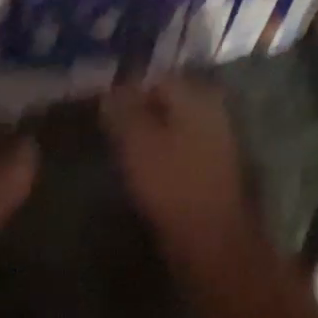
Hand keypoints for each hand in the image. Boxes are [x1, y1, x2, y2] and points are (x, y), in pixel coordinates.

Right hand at [101, 79, 269, 267]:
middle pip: (166, 101)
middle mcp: (213, 112)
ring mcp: (217, 142)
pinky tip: (141, 169)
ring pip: (173, 127)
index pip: (156, 76)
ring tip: (119, 148)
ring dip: (147, 134)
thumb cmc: (172, 184)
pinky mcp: (212, 170)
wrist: (212, 240)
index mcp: (198, 96)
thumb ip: (122, 108)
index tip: (100, 104)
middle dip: (137, 110)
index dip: (125, 88)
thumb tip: (111, 89)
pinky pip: (180, 151)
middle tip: (106, 126)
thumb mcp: (137, 141)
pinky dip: (160, 155)